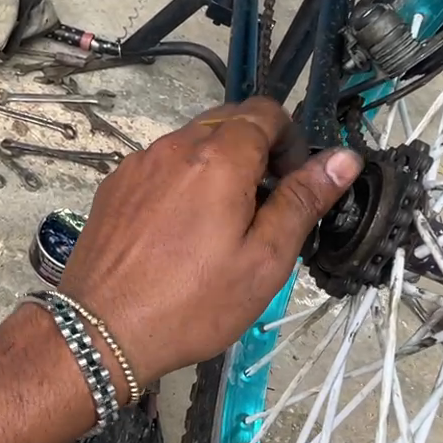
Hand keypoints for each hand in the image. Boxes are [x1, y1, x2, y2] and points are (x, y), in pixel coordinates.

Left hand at [58, 98, 362, 383]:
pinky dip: (179, 183)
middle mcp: (173, 147)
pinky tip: (176, 232)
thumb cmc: (191, 303)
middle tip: (260, 208)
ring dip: (215, 168)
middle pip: (226, 123)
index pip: (265, 112)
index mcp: (217, 158)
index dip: (289, 140)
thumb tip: (342, 158)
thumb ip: (303, 201)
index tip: (291, 183)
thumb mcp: (263, 260)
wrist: (100, 330)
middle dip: (254, 152)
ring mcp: (137, 165)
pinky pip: (158, 167)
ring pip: (189, 145)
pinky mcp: (113, 186)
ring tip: (217, 226)